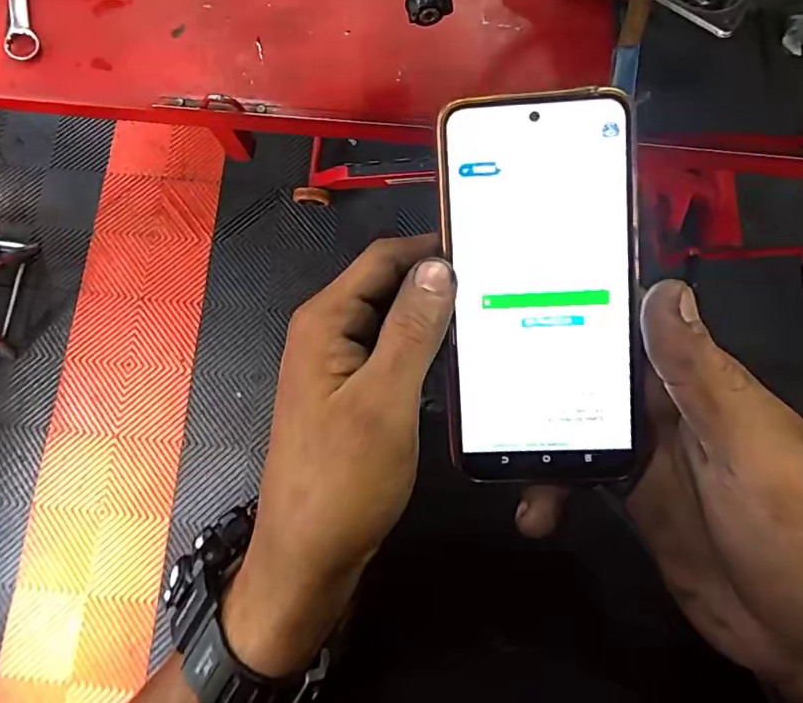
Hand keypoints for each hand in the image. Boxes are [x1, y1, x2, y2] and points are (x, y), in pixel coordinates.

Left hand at [221, 235, 453, 677]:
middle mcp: (325, 330)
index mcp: (324, 319)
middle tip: (495, 283)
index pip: (381, 258)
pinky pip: (388, 351)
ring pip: (390, 319)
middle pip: (385, 285)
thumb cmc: (342, 478)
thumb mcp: (385, 400)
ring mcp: (336, 362)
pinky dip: (420, 347)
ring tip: (487, 314)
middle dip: (434, 281)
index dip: (428, 246)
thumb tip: (438, 266)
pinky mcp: (349, 390)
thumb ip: (411, 329)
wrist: (307, 556)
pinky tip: (456, 357)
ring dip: (430, 316)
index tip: (482, 246)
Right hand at [518, 281, 802, 702]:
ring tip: (494, 450)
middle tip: (478, 371)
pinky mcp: (629, 493)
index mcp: (698, 381)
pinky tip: (534, 513)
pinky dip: (549, 487)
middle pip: (587, 368)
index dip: (579, 296)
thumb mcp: (757, 457)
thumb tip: (666, 288)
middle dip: (534, 365)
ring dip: (533, 431)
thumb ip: (704, 377)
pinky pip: (575, 472)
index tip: (517, 281)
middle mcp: (665, 405)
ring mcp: (645, 451)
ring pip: (571, 417)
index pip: (631, 321)